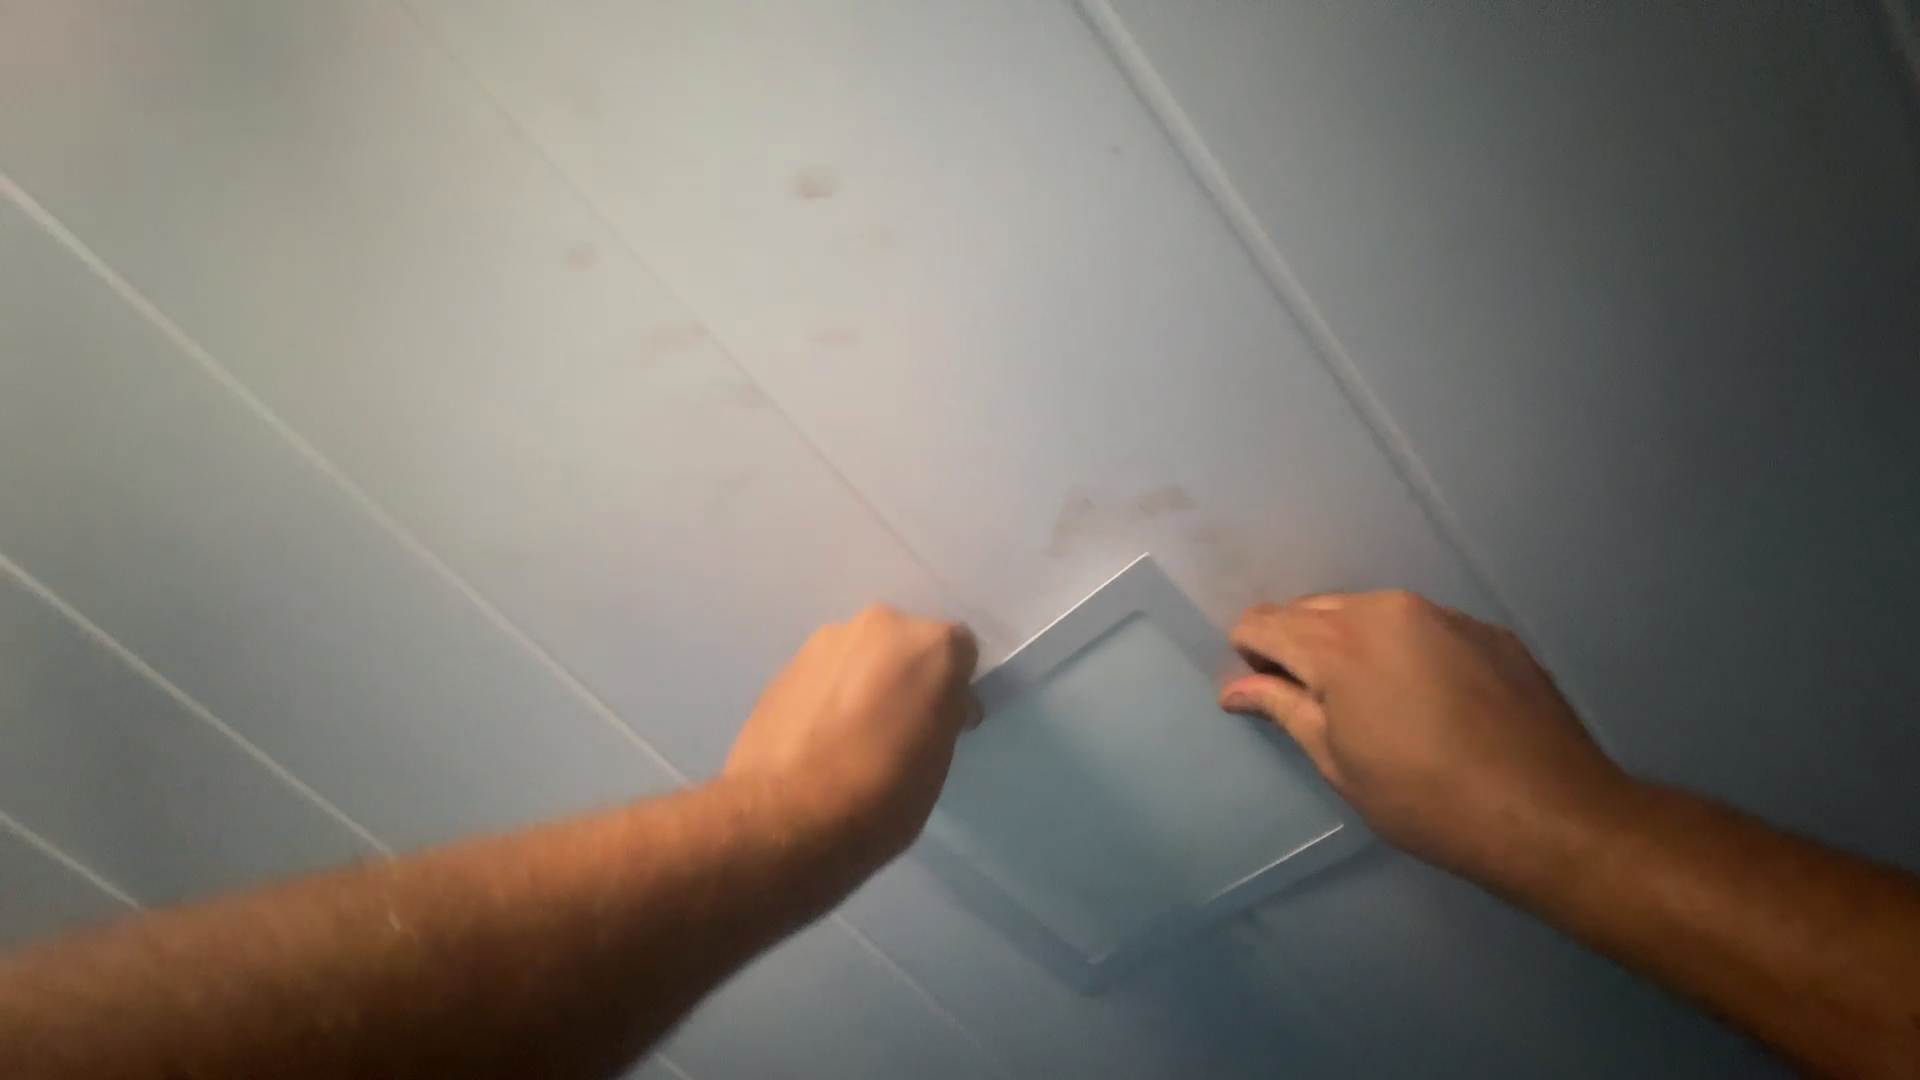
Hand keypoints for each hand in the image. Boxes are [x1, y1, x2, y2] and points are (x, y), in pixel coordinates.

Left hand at [723, 606, 979, 867]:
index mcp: (933, 645)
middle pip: (909, 643)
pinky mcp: (788, 660)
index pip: (961, 651)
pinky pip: (828, 670)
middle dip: (908, 674)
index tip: (944, 719)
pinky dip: (831, 691)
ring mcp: (829, 639)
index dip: (955, 686)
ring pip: (865, 653)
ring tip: (853, 732)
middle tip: (899, 723)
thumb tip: (939, 705)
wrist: (784, 816)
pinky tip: (821, 734)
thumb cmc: (882, 795)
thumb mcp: (939, 761)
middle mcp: (883, 625)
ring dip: (867, 679)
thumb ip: (943, 715)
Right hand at [1218, 590, 1629, 876]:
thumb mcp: (1336, 761)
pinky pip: (1415, 622)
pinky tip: (1427, 695)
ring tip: (1374, 696)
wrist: (1554, 816)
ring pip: (1361, 610)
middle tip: (1316, 700)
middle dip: (1295, 644)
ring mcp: (1438, 612)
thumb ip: (1280, 708)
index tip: (1268, 692)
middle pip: (1306, 608)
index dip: (1250, 654)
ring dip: (1346, 641)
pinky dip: (1399, 646)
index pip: (1260, 622)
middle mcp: (1382, 609)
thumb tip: (1233, 689)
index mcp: (1336, 644)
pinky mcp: (1482, 627)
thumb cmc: (1425, 799)